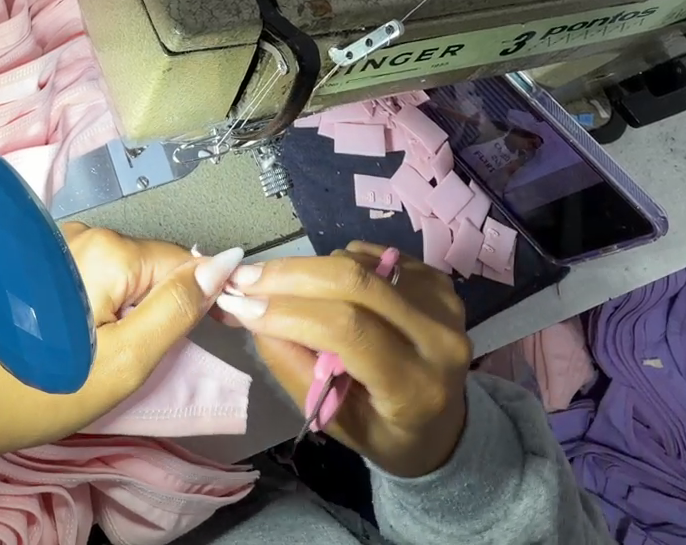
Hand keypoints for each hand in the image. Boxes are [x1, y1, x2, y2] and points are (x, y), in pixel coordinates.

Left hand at [0, 225, 242, 471]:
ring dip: (132, 307)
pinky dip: (106, 303)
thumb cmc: (44, 389)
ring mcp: (60, 243)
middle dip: (158, 306)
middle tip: (137, 356)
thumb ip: (177, 310)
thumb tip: (224, 262)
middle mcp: (84, 232)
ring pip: (126, 271)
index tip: (193, 342)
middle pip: (152, 265)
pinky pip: (98, 274)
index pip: (183, 263)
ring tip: (108, 350)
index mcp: (109, 249)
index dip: (199, 301)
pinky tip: (86, 336)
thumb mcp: (125, 361)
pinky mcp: (44, 260)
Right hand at [216, 243, 471, 477]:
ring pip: (356, 262)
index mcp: (417, 387)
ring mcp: (441, 301)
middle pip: (353, 282)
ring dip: (307, 270)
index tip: (240, 305)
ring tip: (283, 290)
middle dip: (288, 275)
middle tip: (242, 277)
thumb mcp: (337, 422)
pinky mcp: (436, 279)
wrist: (445, 424)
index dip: (289, 312)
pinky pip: (369, 254)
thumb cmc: (386, 431)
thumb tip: (252, 314)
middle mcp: (438, 337)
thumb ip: (293, 369)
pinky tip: (327, 289)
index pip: (348, 330)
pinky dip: (334, 264)